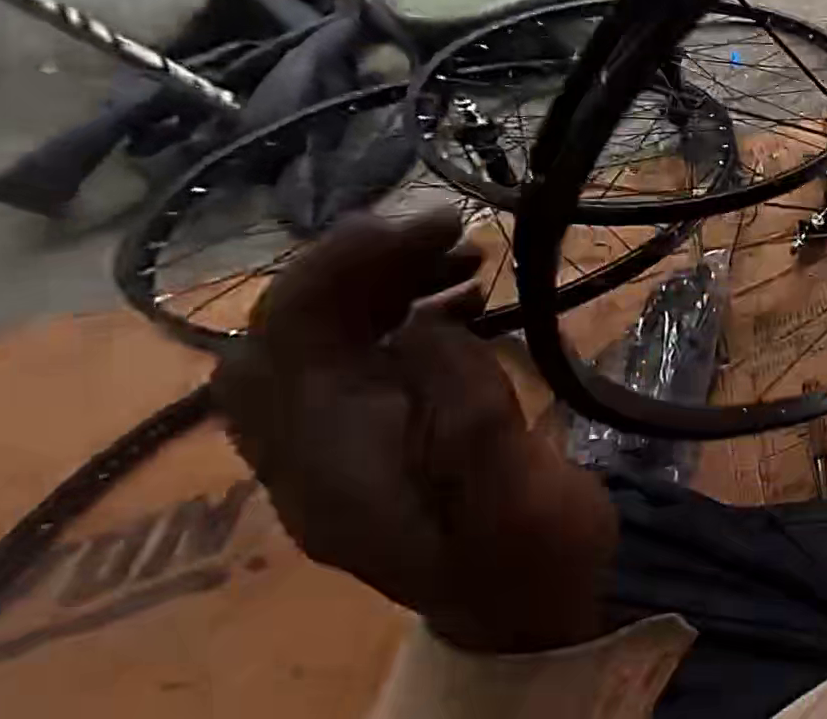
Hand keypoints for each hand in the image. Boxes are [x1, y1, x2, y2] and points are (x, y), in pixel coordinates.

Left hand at [212, 212, 616, 652]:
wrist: (538, 603)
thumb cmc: (531, 555)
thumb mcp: (511, 491)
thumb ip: (465, 408)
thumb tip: (426, 323)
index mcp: (328, 466)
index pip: (288, 337)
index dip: (346, 264)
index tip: (432, 224)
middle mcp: (312, 446)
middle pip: (292, 327)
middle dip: (361, 264)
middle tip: (445, 232)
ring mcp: (345, 436)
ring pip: (327, 332)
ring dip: (386, 279)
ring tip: (465, 253)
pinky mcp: (384, 426)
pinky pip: (367, 348)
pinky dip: (408, 305)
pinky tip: (466, 295)